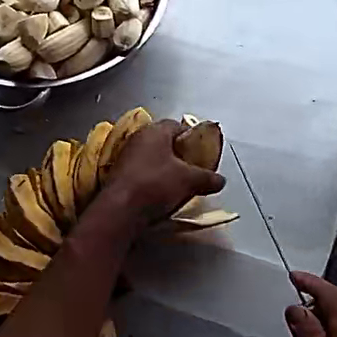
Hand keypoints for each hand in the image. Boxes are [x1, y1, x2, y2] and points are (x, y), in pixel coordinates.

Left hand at [95, 119, 224, 231]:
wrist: (120, 211)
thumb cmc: (156, 185)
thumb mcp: (190, 181)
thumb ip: (208, 178)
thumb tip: (220, 180)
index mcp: (155, 131)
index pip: (177, 125)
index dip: (191, 137)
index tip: (201, 150)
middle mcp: (137, 138)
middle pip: (163, 141)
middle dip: (178, 153)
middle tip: (191, 167)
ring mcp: (124, 156)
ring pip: (150, 156)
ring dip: (163, 166)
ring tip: (177, 182)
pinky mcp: (116, 175)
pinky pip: (140, 171)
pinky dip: (151, 178)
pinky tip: (159, 192)